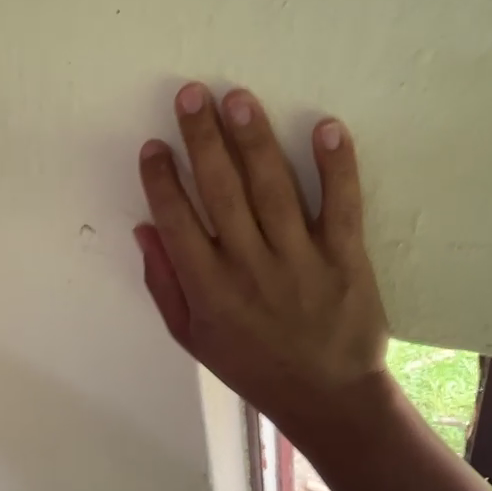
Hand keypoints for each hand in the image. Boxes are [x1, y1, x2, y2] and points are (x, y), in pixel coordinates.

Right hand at [135, 83, 388, 432]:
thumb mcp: (193, 337)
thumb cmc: (252, 365)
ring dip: (254, 139)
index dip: (161, 179)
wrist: (327, 396)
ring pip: (272, 188)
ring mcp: (300, 260)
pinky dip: (336, 165)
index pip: (177, 220)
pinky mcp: (346, 258)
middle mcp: (249, 267)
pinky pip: (341, 205)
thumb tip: (145, 229)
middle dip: (202, 139)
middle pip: (221, 191)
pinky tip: (326, 127)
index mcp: (209, 289)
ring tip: (237, 98)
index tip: (153, 145)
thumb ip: (165, 284)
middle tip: (191, 94)